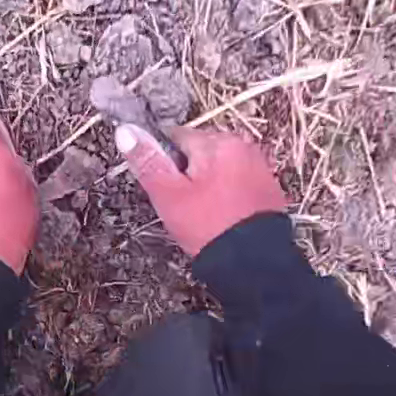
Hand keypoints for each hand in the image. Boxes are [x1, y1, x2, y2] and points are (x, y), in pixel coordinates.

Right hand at [116, 125, 286, 256]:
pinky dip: (229, 197)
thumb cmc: (210, 229)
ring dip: (210, 186)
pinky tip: (223, 218)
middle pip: (201, 152)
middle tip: (187, 206)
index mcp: (218, 142)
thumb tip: (126, 132)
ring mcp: (260, 168)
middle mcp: (244, 147)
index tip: (168, 188)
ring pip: (220, 170)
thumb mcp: (169, 195)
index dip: (166, 164)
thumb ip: (147, 161)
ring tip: (206, 215)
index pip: (177, 137)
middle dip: (190, 175)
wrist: (253, 263)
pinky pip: (238, 185)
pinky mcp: (269, 190)